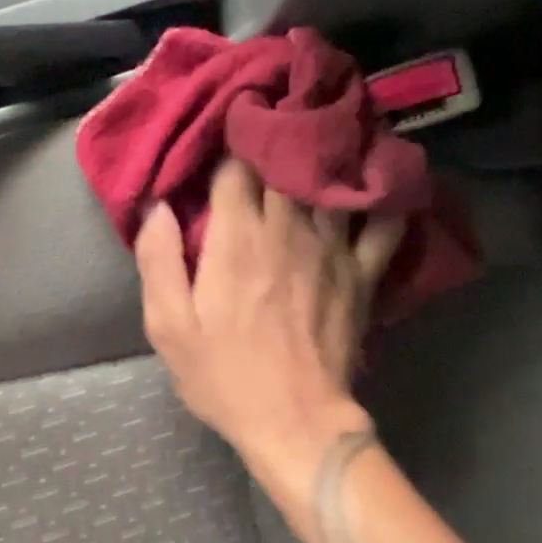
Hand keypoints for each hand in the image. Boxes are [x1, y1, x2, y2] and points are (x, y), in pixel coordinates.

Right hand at [136, 160, 403, 515]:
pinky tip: (376, 182)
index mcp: (236, 238)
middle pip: (283, 161)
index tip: (222, 134)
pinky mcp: (363, 273)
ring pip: (331, 178)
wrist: (296, 421)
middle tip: (268, 121)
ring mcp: (333, 248)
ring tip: (318, 133)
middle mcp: (287, 228)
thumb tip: (158, 205)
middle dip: (274, 136)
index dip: (227, 143)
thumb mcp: (169, 327)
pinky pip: (383, 222)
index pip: (234, 165)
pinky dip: (382, 197)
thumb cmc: (225, 377)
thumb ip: (158, 260)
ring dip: (323, 153)